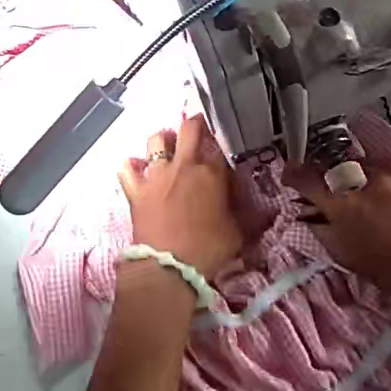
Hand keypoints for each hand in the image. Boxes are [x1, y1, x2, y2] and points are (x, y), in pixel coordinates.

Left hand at [118, 114, 242, 279]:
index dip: (224, 143)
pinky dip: (132, 166)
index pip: (221, 147)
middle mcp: (184, 166)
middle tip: (200, 128)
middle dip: (196, 124)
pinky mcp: (135, 189)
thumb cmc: (208, 249)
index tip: (225, 147)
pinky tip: (137, 168)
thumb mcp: (237, 232)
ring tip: (168, 146)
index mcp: (212, 173)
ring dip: (163, 139)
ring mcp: (157, 175)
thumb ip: (244, 214)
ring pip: (156, 139)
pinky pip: (127, 168)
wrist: (169, 266)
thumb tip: (262, 210)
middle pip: (189, 129)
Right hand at [297, 167, 390, 315]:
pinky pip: (383, 171)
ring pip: (358, 167)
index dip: (294, 177)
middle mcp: (367, 182)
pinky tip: (385, 202)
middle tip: (324, 195)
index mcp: (346, 207)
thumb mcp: (352, 259)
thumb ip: (327, 232)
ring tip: (359, 202)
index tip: (289, 178)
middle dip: (324, 179)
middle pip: (332, 167)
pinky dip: (376, 182)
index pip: (308, 179)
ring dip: (351, 180)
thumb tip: (312, 218)